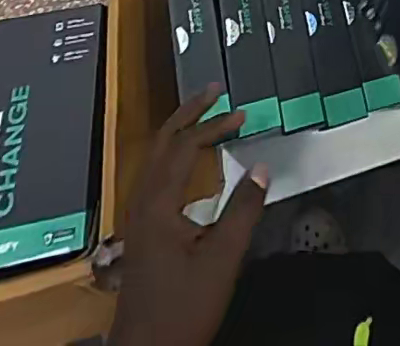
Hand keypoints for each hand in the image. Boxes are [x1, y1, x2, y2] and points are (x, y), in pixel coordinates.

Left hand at [109, 85, 268, 345]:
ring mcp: (138, 210)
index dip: (214, 125)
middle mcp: (143, 197)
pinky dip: (176, 152)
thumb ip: (243, 211)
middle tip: (214, 91)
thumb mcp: (221, 260)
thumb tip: (260, 169)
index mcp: (159, 201)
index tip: (241, 115)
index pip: (186, 146)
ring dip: (181, 129)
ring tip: (206, 114)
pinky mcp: (142, 224)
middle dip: (189, 111)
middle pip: (163, 139)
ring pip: (157, 154)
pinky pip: (157, 171)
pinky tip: (192, 159)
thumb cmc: (183, 307)